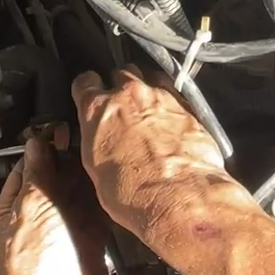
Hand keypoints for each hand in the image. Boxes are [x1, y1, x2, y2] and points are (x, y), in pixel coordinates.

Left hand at [0, 138, 108, 274]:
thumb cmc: (35, 264)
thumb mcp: (33, 205)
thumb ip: (37, 174)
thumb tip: (35, 144)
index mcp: (11, 212)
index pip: (24, 172)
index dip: (41, 150)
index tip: (57, 131)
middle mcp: (37, 220)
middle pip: (53, 182)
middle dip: (66, 161)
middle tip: (81, 136)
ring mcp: (63, 232)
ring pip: (76, 196)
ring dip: (86, 177)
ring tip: (98, 151)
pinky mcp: (87, 242)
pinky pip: (95, 214)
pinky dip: (102, 200)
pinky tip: (110, 181)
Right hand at [71, 67, 256, 256]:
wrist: (181, 200)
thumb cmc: (135, 194)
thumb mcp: (97, 171)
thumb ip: (97, 142)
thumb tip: (102, 141)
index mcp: (98, 110)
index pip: (85, 83)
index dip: (87, 90)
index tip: (89, 96)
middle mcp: (129, 95)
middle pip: (121, 75)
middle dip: (120, 88)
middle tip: (122, 110)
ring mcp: (162, 98)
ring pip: (151, 79)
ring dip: (147, 93)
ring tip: (149, 116)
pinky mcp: (189, 109)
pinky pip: (176, 96)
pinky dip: (171, 107)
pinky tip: (172, 127)